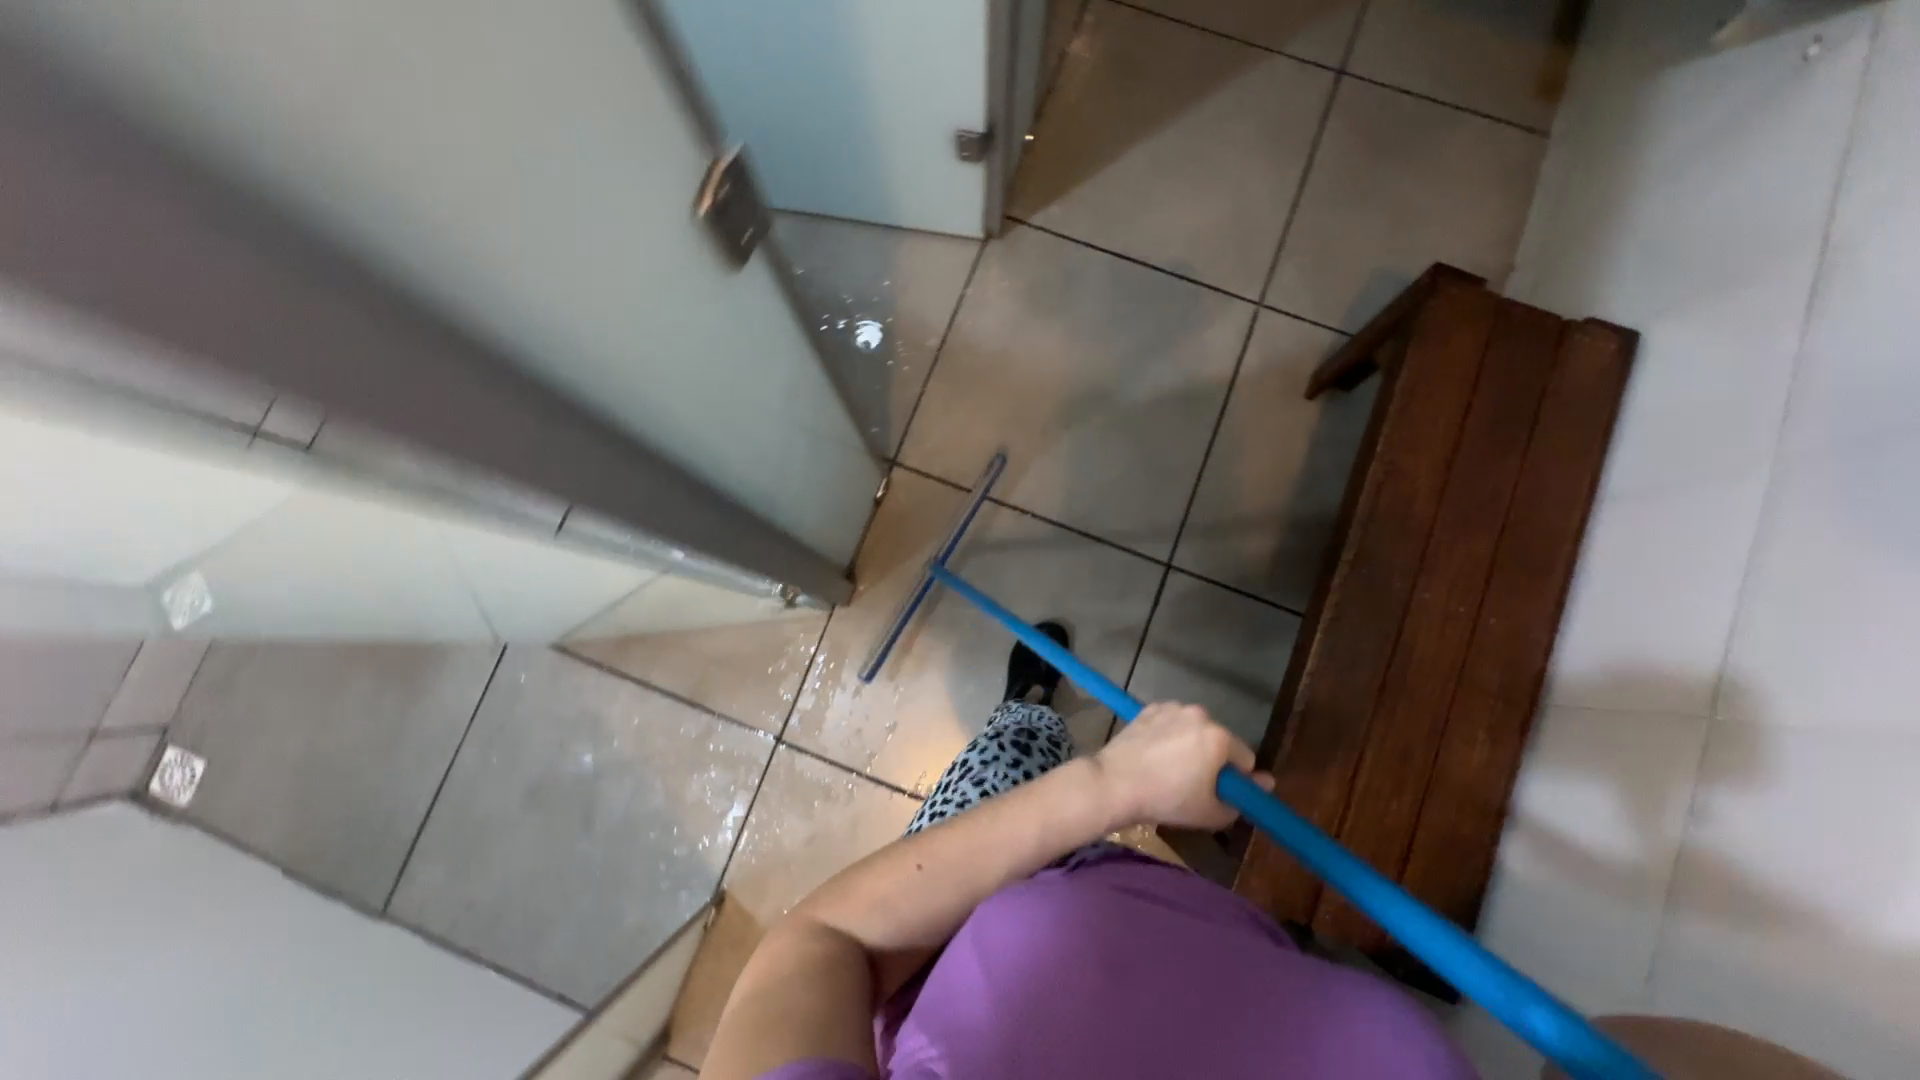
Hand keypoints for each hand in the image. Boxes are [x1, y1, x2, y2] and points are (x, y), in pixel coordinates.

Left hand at [1090, 702, 1273, 830]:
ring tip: (1169, 770)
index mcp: (1219, 736)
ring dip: (1190, 745)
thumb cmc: (1167, 799)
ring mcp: (1171, 708)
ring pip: (1193, 730)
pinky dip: (1168, 736)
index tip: (1217, 793)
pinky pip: (1170, 724)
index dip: (1235, 780)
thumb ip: (1244, 799)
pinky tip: (1154, 755)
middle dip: (1213, 760)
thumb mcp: (1212, 813)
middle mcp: (1199, 714)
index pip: (1245, 759)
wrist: (1114, 783)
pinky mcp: (1148, 709)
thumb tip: (1266, 784)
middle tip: (1191, 784)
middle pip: (1219, 741)